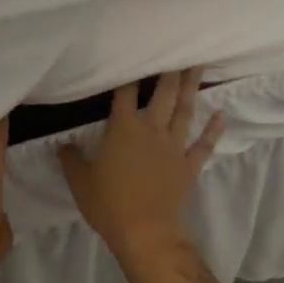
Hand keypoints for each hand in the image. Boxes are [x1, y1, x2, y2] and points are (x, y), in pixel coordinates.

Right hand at [59, 68, 224, 257]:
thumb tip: (62, 145)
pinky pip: (204, 144)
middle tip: (179, 50)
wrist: (145, 231)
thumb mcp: (80, 182)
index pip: (125, 94)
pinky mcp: (189, 166)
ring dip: (192, 88)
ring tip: (198, 66)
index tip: (135, 55)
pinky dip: (213, 130)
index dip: (129, 75)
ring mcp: (174, 147)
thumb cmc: (109, 204)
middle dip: (170, 71)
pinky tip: (221, 114)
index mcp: (123, 129)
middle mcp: (151, 130)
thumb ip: (70, 160)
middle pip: (163, 94)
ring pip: (185, 111)